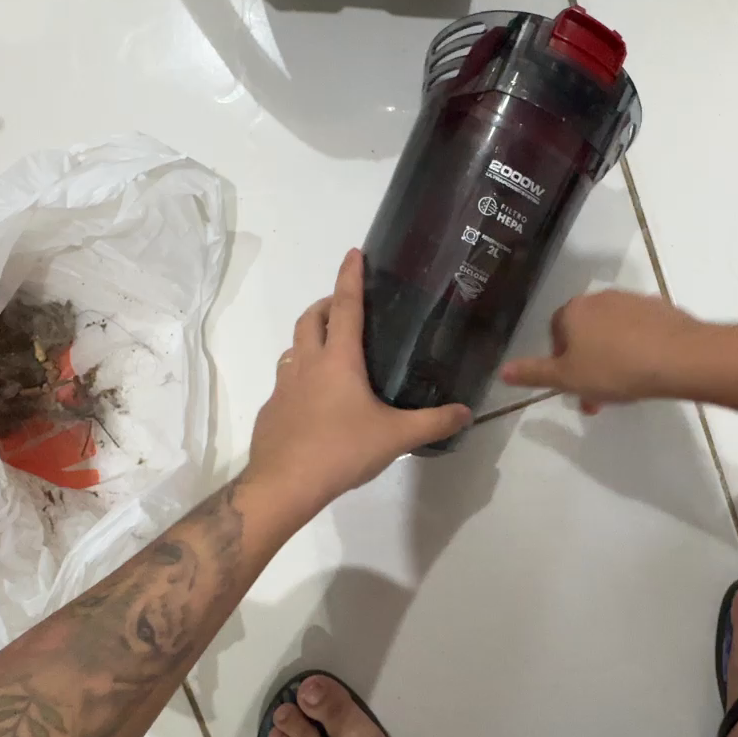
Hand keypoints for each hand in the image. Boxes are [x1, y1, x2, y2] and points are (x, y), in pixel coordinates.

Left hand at [247, 249, 471, 509]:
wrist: (285, 484)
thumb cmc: (342, 450)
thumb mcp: (396, 437)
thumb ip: (433, 423)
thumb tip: (466, 413)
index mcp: (338, 360)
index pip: (345, 306)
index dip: (350, 277)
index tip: (354, 253)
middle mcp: (307, 364)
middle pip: (310, 320)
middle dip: (325, 304)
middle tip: (341, 307)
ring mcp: (283, 387)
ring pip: (293, 349)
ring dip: (308, 340)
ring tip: (328, 352)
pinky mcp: (271, 411)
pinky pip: (285, 383)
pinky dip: (299, 378)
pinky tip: (312, 403)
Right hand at [500, 290, 726, 413]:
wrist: (677, 357)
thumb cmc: (614, 369)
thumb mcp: (567, 379)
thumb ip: (534, 374)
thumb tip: (502, 370)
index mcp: (572, 311)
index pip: (556, 334)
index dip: (562, 362)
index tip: (575, 385)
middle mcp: (599, 298)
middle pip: (585, 333)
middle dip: (588, 363)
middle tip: (599, 396)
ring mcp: (632, 300)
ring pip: (613, 333)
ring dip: (613, 358)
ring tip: (626, 388)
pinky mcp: (660, 309)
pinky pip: (639, 331)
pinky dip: (638, 349)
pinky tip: (647, 371)